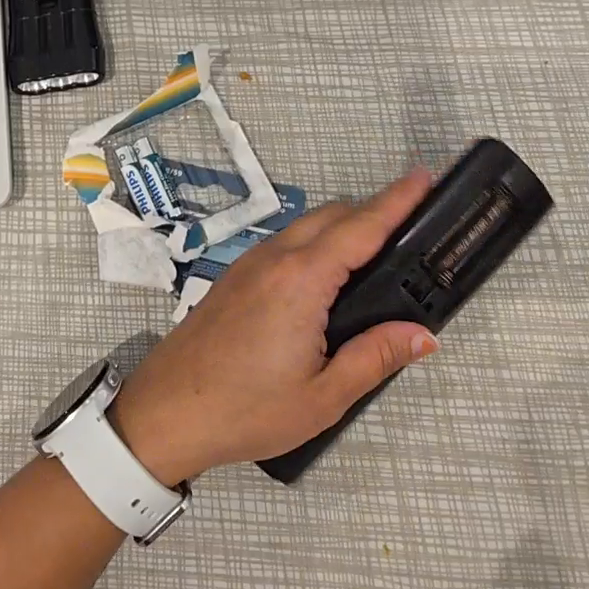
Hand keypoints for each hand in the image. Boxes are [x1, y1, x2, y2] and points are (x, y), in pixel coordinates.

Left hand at [109, 172, 442, 484]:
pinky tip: (327, 276)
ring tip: (376, 252)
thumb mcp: (323, 396)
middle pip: (332, 216)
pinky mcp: (233, 278)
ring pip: (305, 227)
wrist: (165, 411)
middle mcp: (274, 260)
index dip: (397, 200)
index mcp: (301, 281)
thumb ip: (374, 358)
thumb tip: (421, 334)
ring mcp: (249, 265)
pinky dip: (315, 243)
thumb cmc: (246, 409)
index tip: (424, 178)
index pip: (361, 227)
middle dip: (373, 210)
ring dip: (342, 227)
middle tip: (412, 224)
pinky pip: (284, 244)